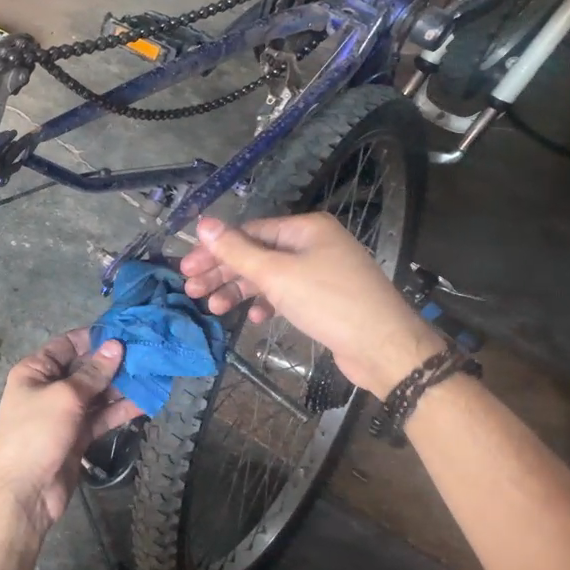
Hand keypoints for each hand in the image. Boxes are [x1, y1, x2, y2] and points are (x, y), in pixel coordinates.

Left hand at [0, 330, 141, 531]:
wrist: (24, 492)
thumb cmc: (36, 435)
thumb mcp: (64, 397)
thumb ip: (92, 373)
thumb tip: (116, 345)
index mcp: (34, 371)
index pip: (66, 345)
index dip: (94, 337)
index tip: (127, 332)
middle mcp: (48, 388)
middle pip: (84, 368)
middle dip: (114, 362)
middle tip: (149, 354)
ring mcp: (64, 413)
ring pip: (96, 394)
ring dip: (121, 386)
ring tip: (154, 375)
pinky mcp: (77, 436)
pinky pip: (101, 417)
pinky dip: (120, 410)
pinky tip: (145, 402)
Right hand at [178, 213, 443, 397]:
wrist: (383, 346)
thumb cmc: (328, 302)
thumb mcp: (276, 274)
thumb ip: (236, 250)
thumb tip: (202, 223)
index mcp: (306, 228)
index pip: (248, 231)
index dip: (214, 250)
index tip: (186, 269)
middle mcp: (314, 244)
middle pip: (257, 253)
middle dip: (223, 273)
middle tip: (191, 290)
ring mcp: (321, 271)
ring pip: (269, 276)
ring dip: (240, 291)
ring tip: (214, 309)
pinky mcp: (325, 298)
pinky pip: (287, 294)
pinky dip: (268, 304)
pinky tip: (256, 319)